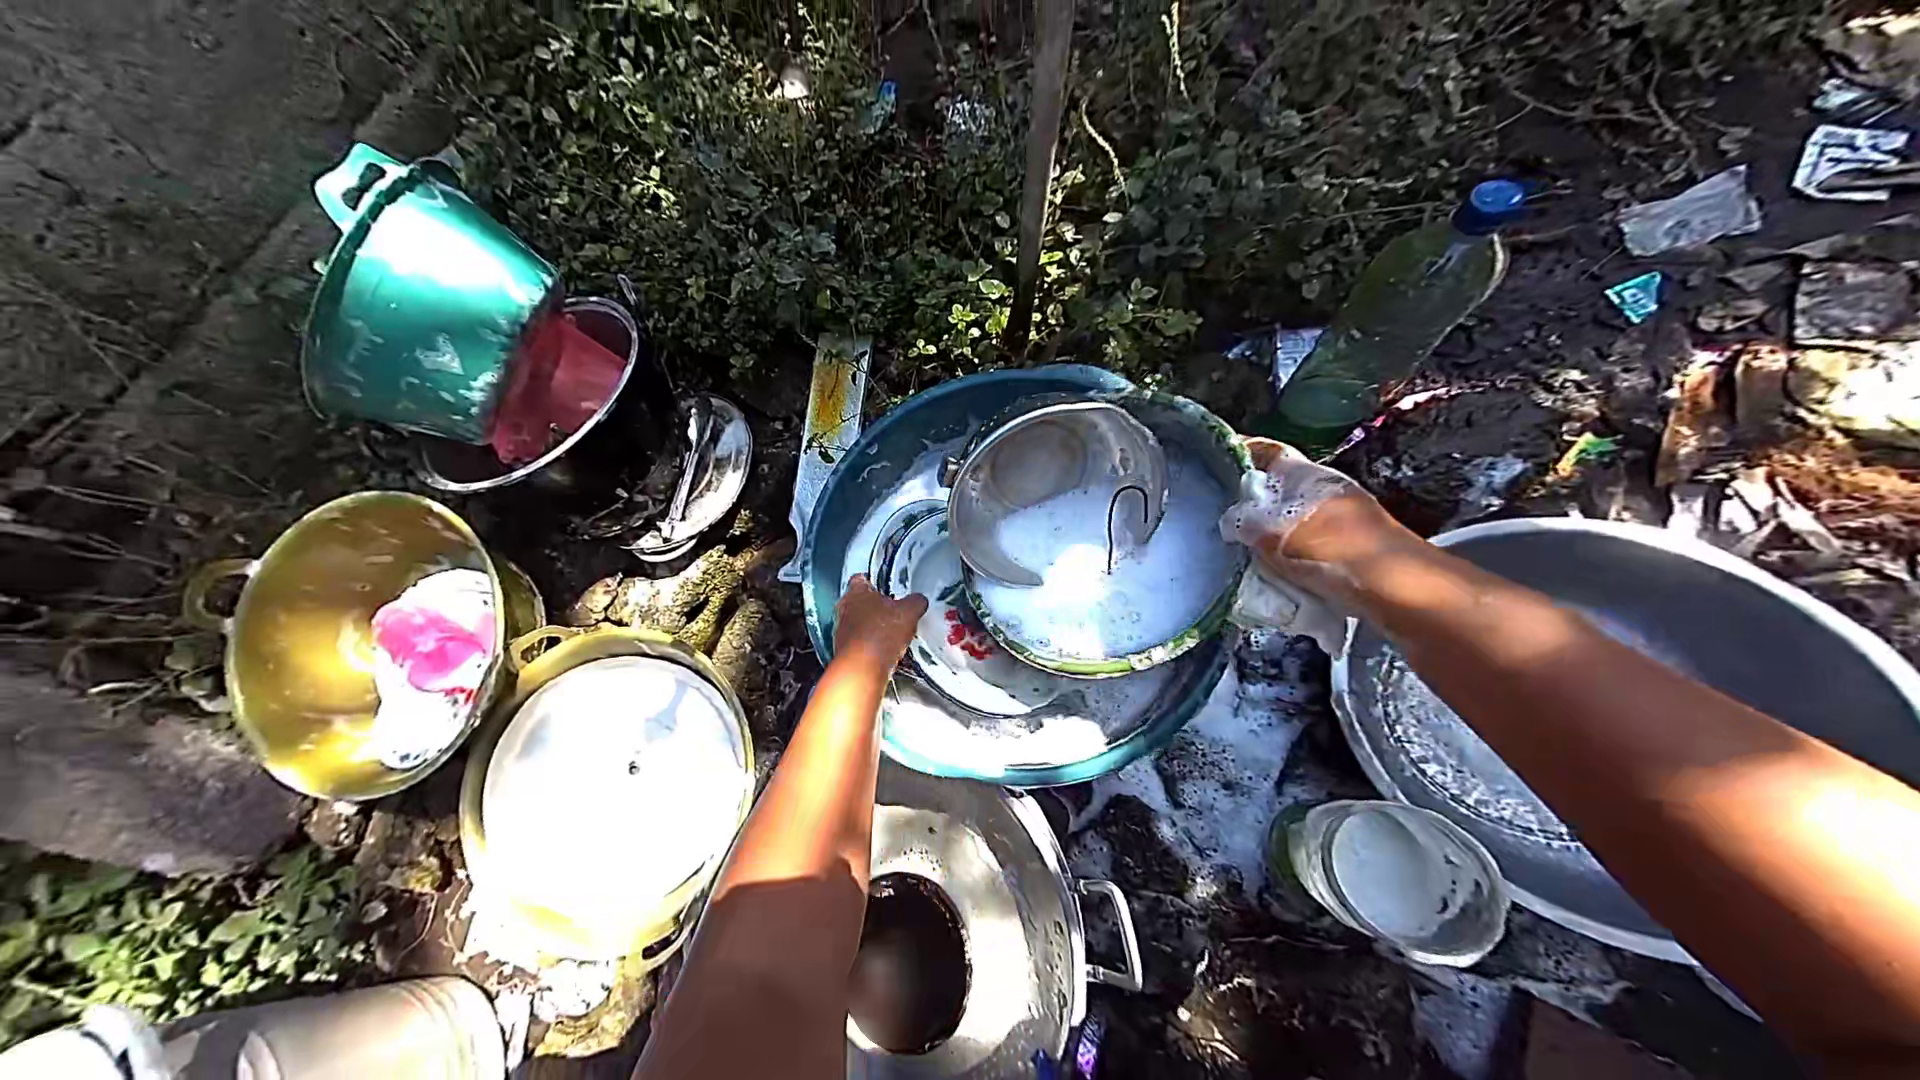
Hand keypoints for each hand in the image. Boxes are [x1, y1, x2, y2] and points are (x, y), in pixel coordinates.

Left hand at [833, 575, 927, 667]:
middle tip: (892, 611)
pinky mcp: (844, 651)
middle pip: (859, 602)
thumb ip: (915, 602)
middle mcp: (844, 610)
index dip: (873, 581)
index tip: (882, 585)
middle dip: (875, 607)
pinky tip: (885, 651)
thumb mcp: (909, 612)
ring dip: (872, 627)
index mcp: (856, 592)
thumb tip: (919, 601)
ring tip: (891, 634)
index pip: (861, 579)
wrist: (863, 668)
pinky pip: (859, 643)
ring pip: (858, 623)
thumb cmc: (879, 634)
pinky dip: (870, 645)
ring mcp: (842, 631)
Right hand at [1219, 437, 1411, 604]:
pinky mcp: (1344, 555)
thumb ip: (1250, 527)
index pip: (1271, 453)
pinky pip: (1301, 552)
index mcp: (1312, 479)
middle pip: (1276, 492)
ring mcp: (1337, 525)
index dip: (1242, 452)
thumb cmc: (1343, 556)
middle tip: (1219, 518)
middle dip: (1247, 505)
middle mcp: (1325, 496)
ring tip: (1240, 554)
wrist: (1406, 595)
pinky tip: (1273, 578)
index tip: (1213, 461)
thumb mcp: (1282, 538)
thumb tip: (1232, 522)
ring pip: (1287, 524)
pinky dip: (1284, 562)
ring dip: (1265, 539)